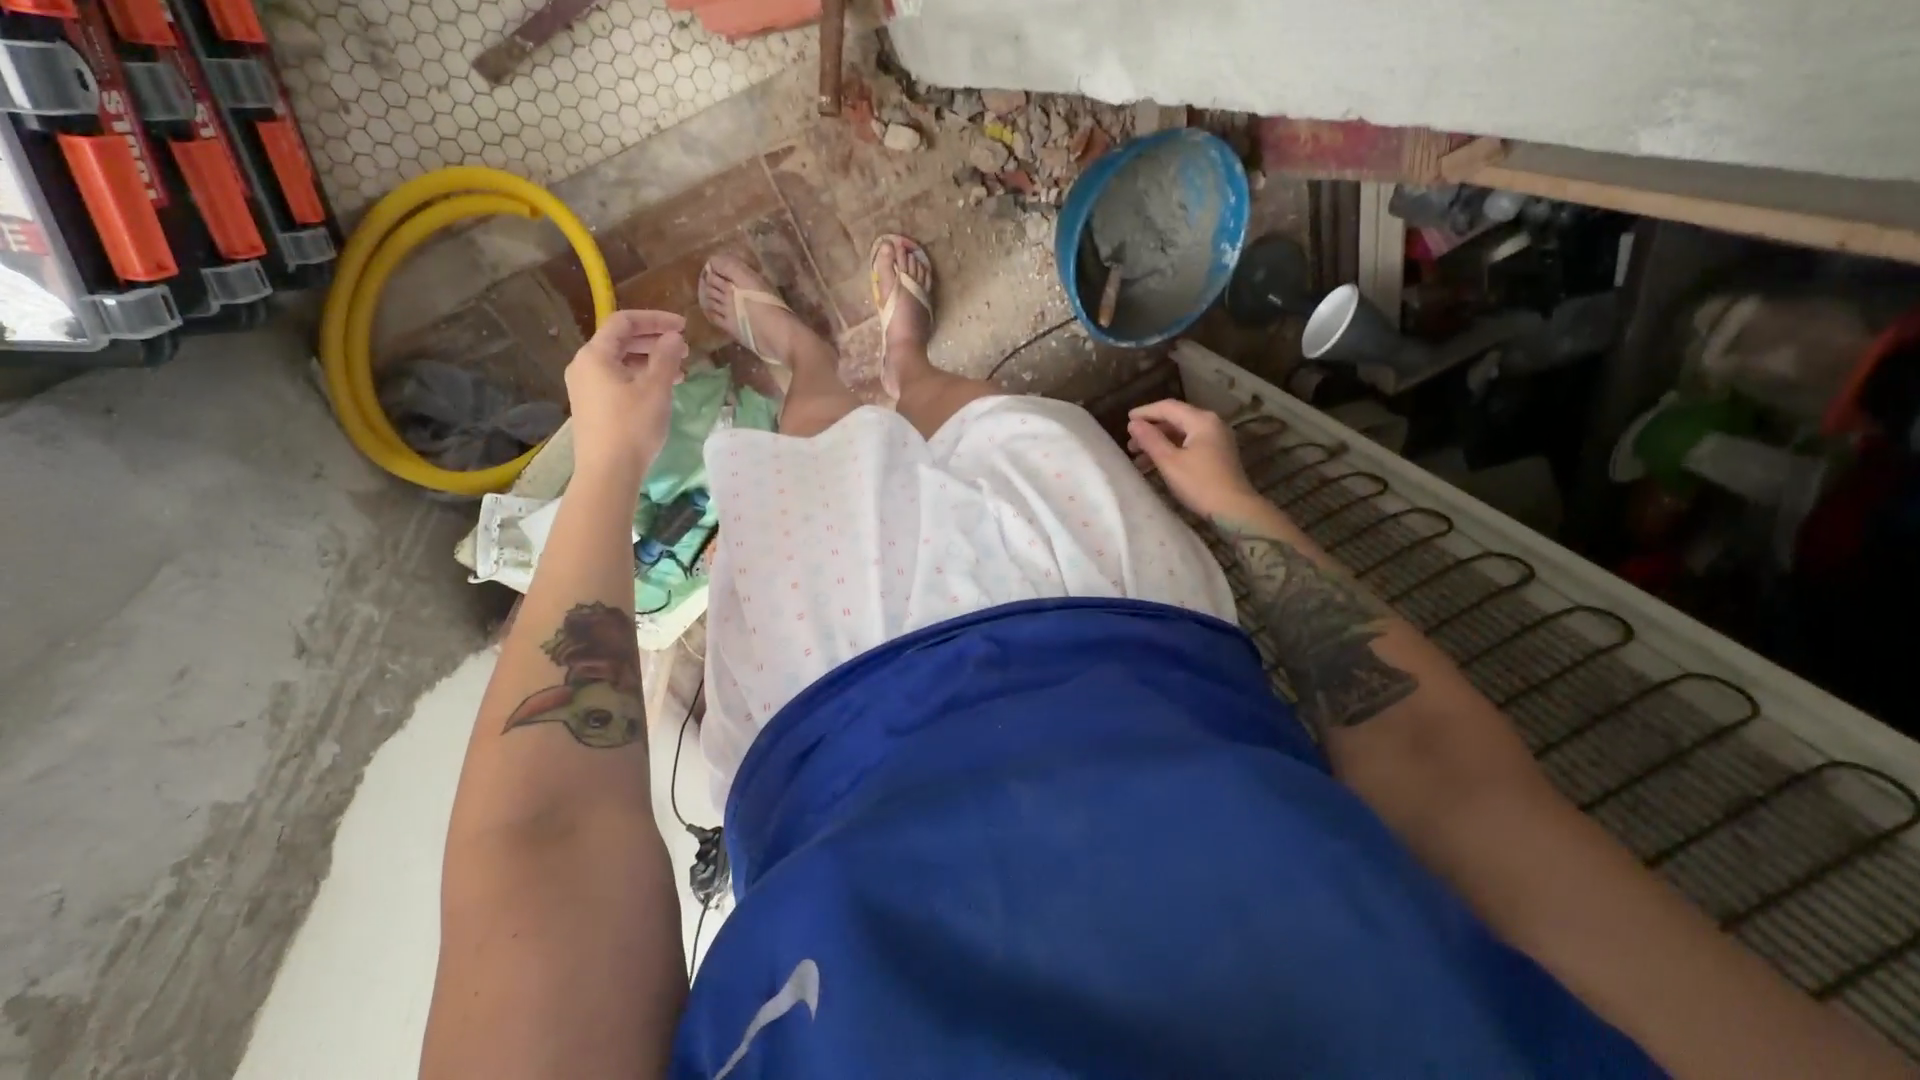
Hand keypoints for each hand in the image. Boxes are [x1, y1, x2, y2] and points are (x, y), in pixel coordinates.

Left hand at [565, 310, 688, 477]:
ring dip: (650, 361)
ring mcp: (585, 387)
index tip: (683, 326)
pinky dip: (640, 377)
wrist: (608, 472)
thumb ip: (666, 357)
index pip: (624, 322)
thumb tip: (673, 336)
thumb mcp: (656, 388)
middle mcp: (584, 366)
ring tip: (678, 371)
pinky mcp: (592, 406)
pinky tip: (660, 390)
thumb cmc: (632, 426)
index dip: (655, 319)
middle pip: (620, 341)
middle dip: (654, 341)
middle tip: (684, 349)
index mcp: (595, 355)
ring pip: (620, 362)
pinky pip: (617, 380)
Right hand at [1127, 399, 1263, 521]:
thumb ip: (1150, 440)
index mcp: (1201, 421)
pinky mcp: (1218, 454)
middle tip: (1130, 445)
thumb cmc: (1200, 484)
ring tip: (1138, 459)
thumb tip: (1133, 424)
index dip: (1145, 412)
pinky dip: (1173, 451)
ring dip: (1160, 443)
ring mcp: (1217, 439)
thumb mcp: (1169, 462)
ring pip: (1182, 434)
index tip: (1126, 420)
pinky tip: (1157, 465)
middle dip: (1151, 431)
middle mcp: (1211, 424)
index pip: (1168, 408)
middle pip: (1176, 420)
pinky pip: (1190, 445)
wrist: (1234, 510)